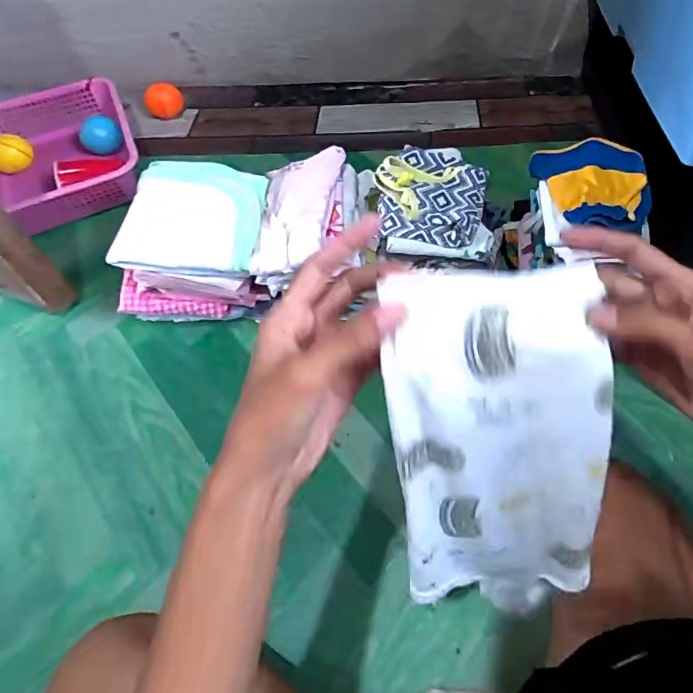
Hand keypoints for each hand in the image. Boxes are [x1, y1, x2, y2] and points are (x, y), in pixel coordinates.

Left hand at [224, 216, 403, 493]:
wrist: (267, 470)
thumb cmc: (273, 415)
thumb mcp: (308, 372)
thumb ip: (352, 339)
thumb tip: (399, 306)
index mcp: (288, 318)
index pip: (320, 269)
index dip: (346, 243)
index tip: (377, 222)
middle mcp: (308, 329)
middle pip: (345, 292)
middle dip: (375, 278)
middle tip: (416, 274)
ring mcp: (328, 356)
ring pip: (362, 322)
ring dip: (387, 311)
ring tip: (425, 302)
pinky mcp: (344, 380)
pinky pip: (370, 354)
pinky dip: (390, 345)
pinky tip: (416, 339)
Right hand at [562, 227, 692, 450]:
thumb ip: (644, 324)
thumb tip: (592, 313)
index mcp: (678, 286)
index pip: (634, 253)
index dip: (600, 241)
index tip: (564, 237)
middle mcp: (658, 301)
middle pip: (613, 283)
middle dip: (582, 281)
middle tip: (544, 287)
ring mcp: (646, 330)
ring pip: (606, 313)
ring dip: (583, 312)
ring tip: (547, 313)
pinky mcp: (638, 357)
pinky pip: (608, 342)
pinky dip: (589, 341)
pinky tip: (567, 341)